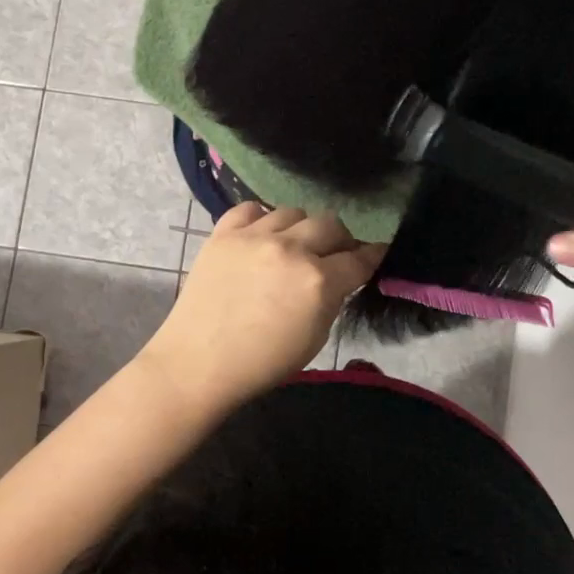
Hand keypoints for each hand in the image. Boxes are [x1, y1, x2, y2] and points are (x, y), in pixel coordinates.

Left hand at [138, 204, 384, 408]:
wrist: (198, 363)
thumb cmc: (262, 363)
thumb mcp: (314, 339)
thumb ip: (332, 300)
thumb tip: (340, 278)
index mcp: (319, 281)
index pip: (358, 258)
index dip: (372, 256)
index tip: (375, 254)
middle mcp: (290, 249)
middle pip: (330, 224)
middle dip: (340, 239)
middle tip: (334, 254)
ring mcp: (254, 236)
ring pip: (293, 212)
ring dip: (302, 228)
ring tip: (295, 246)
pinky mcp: (223, 234)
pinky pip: (251, 209)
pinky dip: (262, 219)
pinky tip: (262, 237)